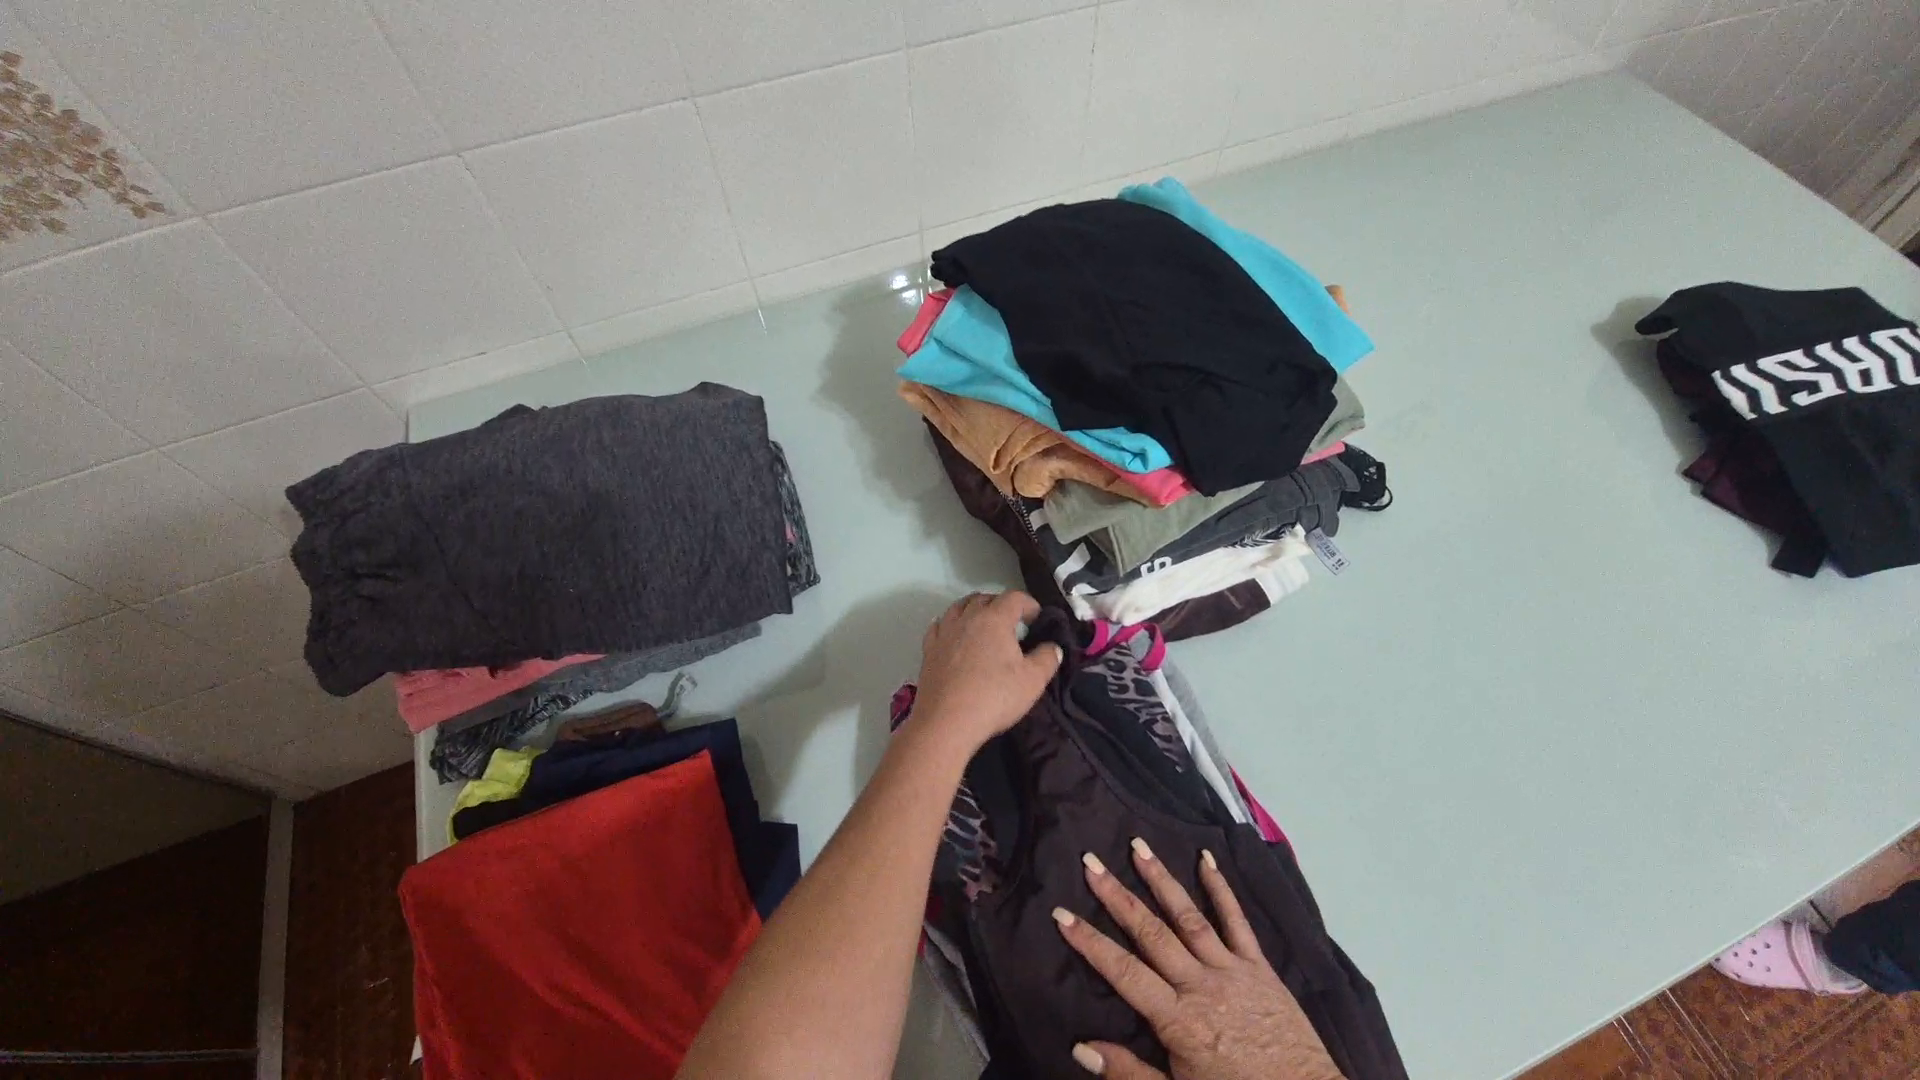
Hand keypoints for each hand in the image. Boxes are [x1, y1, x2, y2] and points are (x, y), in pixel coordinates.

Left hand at [910, 591, 1061, 751]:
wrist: (946, 722)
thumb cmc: (994, 697)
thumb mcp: (1033, 680)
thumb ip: (1047, 658)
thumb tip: (1053, 647)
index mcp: (994, 619)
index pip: (1014, 598)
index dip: (1029, 604)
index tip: (1037, 619)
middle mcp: (967, 619)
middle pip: (984, 598)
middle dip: (1001, 604)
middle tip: (1013, 622)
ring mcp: (944, 633)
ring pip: (958, 607)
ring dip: (974, 609)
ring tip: (983, 623)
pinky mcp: (928, 650)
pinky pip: (939, 626)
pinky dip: (950, 624)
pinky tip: (953, 634)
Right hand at [1052, 840, 1344, 1079]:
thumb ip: (1129, 1073)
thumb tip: (1080, 1047)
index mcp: (1178, 1020)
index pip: (1123, 972)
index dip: (1090, 943)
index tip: (1062, 914)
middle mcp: (1201, 985)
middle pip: (1151, 932)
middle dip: (1117, 896)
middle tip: (1091, 862)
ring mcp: (1232, 970)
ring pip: (1188, 917)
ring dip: (1161, 879)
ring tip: (1137, 847)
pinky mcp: (1259, 967)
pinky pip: (1238, 922)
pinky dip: (1222, 889)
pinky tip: (1206, 860)